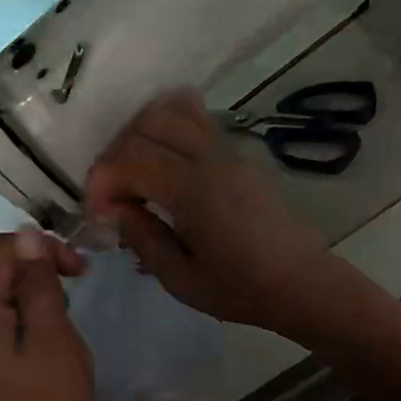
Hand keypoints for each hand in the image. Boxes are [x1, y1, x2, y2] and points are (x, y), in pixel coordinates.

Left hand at [0, 232, 93, 400]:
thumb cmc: (53, 397)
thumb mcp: (51, 333)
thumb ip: (38, 282)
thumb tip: (28, 235)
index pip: (0, 251)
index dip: (38, 246)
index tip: (76, 264)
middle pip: (2, 264)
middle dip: (40, 259)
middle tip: (80, 273)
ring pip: (11, 283)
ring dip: (43, 278)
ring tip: (72, 293)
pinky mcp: (0, 346)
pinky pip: (16, 306)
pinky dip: (40, 299)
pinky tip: (60, 314)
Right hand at [84, 91, 336, 337]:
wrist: (302, 283)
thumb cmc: (241, 290)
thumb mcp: (181, 279)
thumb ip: (143, 237)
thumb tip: (114, 209)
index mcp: (196, 191)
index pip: (132, 158)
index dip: (103, 180)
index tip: (98, 214)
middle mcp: (212, 158)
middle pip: (147, 124)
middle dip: (117, 155)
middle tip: (113, 194)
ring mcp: (230, 149)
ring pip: (173, 110)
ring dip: (140, 135)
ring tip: (134, 173)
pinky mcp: (239, 153)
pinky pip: (196, 119)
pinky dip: (168, 127)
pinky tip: (161, 160)